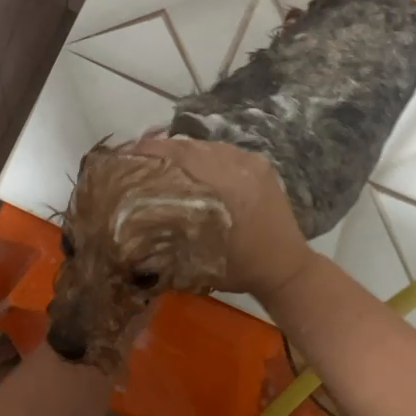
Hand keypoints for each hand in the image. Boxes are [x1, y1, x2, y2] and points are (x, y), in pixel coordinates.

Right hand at [128, 136, 315, 298]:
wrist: (287, 269)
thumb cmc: (238, 270)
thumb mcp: (196, 258)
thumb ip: (168, 234)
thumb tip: (132, 220)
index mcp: (223, 188)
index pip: (180, 155)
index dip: (151, 150)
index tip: (128, 154)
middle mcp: (238, 167)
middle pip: (191, 146)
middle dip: (162, 149)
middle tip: (138, 156)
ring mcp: (251, 161)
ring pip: (207, 146)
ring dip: (182, 150)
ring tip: (161, 159)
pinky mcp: (260, 163)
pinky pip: (224, 151)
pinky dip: (204, 154)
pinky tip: (193, 165)